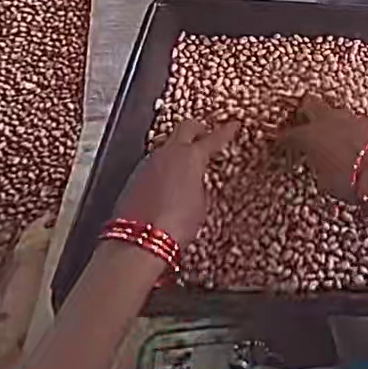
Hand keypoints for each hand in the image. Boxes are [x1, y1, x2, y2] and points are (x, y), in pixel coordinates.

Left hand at [111, 118, 238, 246]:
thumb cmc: (177, 223)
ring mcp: (148, 163)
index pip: (213, 138)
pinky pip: (154, 162)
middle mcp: (168, 153)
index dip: (226, 131)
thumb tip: (195, 182)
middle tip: (207, 134)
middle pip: (185, 128)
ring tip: (188, 161)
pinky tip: (169, 179)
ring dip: (179, 148)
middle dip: (198, 129)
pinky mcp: (134, 177)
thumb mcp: (201, 204)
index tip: (233, 125)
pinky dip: (165, 165)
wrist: (139, 242)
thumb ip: (200, 184)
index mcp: (191, 156)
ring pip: (167, 144)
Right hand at [279, 96, 367, 205]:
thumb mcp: (324, 181)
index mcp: (309, 135)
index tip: (281, 143)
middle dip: (305, 111)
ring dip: (332, 120)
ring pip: (335, 111)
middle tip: (302, 120)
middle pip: (310, 104)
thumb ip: (318, 167)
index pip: (289, 134)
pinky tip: (352, 138)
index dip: (283, 139)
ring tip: (331, 133)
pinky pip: (355, 121)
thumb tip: (320, 166)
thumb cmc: (351, 179)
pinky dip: (351, 129)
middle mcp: (329, 120)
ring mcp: (351, 118)